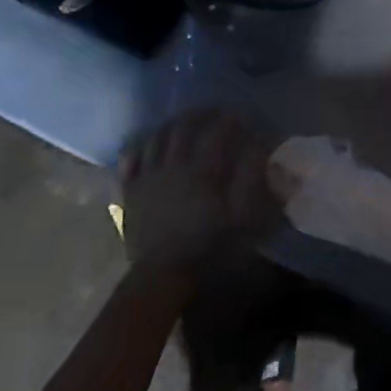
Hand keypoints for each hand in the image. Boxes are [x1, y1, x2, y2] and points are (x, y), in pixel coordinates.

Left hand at [118, 110, 277, 271]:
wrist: (162, 277)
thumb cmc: (209, 249)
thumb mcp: (243, 217)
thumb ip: (252, 177)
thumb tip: (259, 146)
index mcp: (203, 170)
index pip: (217, 130)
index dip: (231, 118)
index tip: (243, 115)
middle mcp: (173, 165)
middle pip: (185, 126)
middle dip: (202, 114)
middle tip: (216, 113)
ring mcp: (148, 176)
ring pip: (157, 136)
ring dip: (173, 124)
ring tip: (186, 121)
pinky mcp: (131, 191)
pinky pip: (131, 158)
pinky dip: (141, 144)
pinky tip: (149, 142)